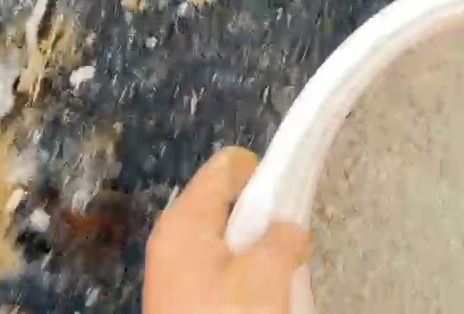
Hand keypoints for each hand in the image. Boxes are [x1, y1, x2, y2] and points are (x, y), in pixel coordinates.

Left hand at [143, 147, 311, 313]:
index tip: (289, 198)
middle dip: (264, 216)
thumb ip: (284, 235)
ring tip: (276, 276)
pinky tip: (260, 300)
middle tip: (285, 243)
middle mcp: (174, 238)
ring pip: (230, 237)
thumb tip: (289, 231)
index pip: (228, 165)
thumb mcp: (267, 272)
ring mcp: (176, 273)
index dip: (264, 171)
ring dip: (259, 249)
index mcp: (185, 220)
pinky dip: (246, 274)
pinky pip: (223, 268)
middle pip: (230, 200)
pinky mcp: (184, 302)